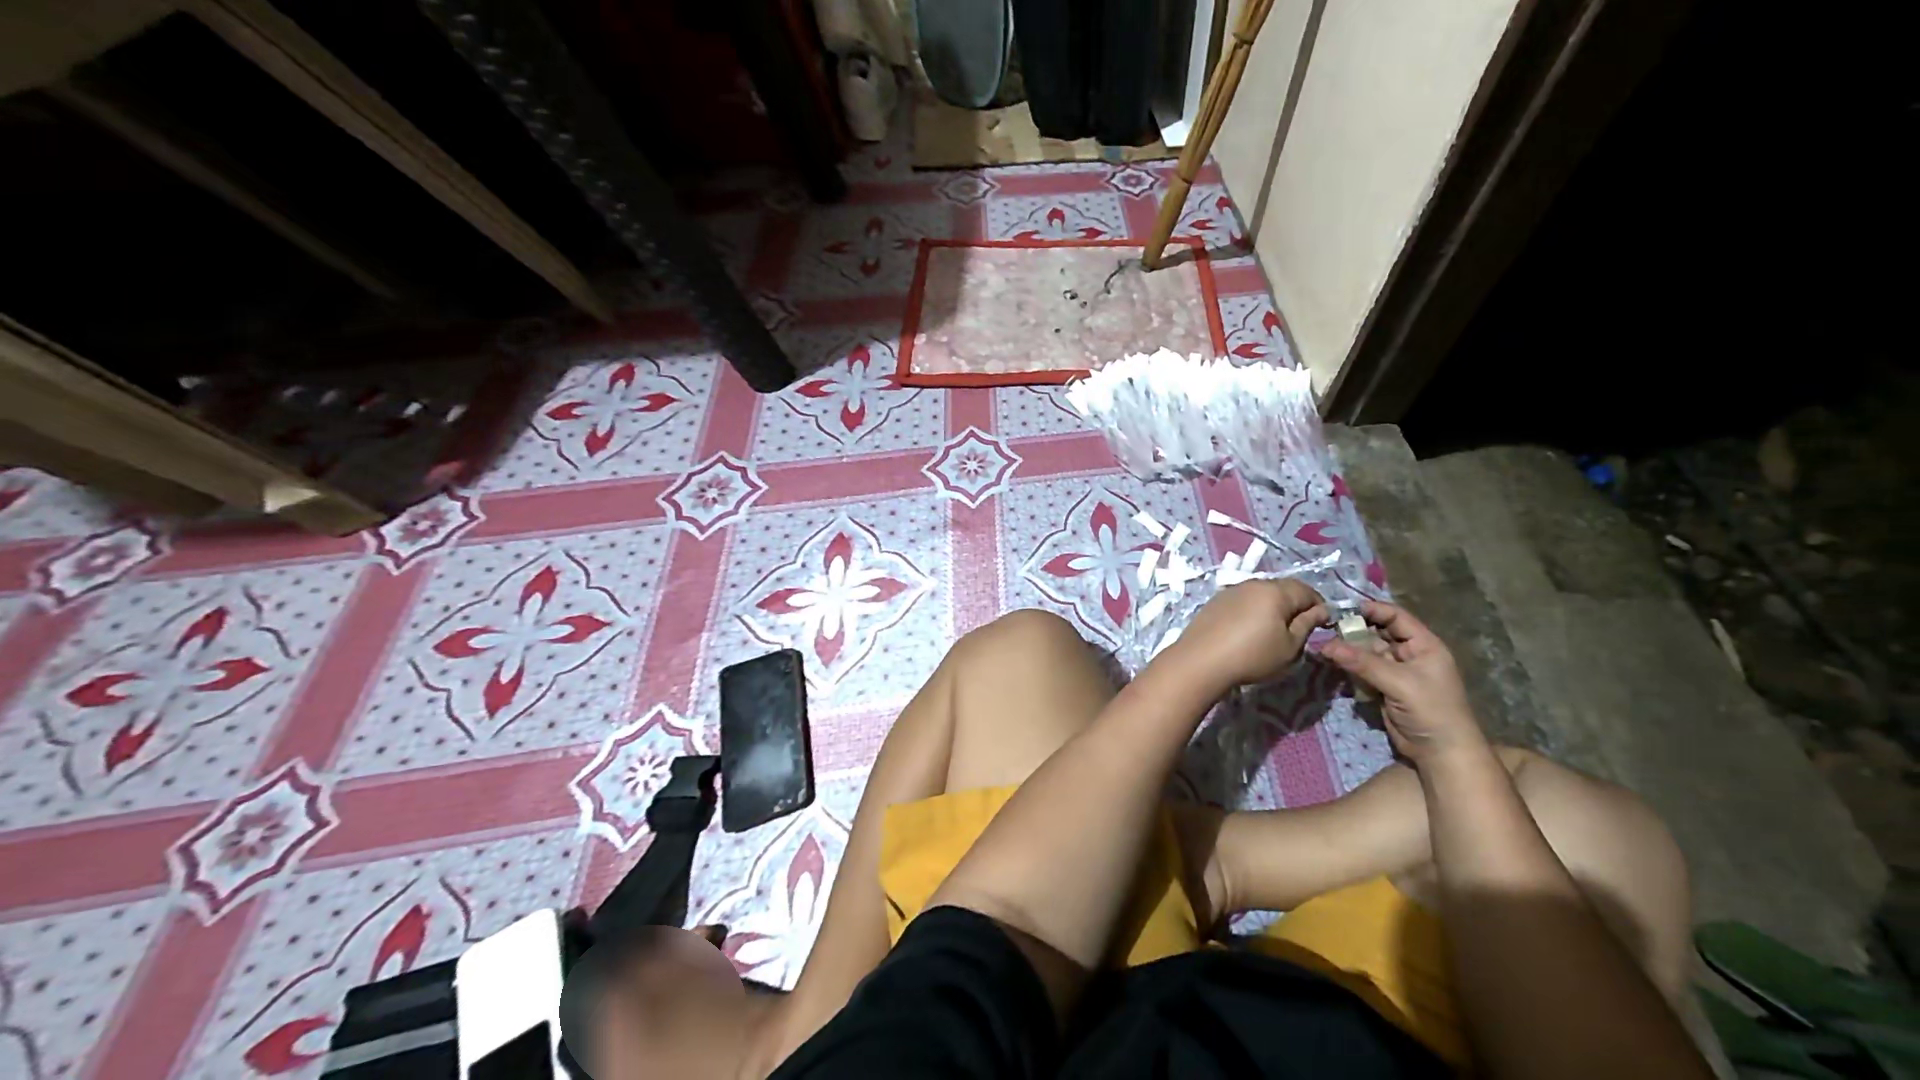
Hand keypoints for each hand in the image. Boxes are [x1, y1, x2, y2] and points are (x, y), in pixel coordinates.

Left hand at [1166, 579, 1326, 691]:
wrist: (1200, 661)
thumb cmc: (1252, 656)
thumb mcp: (1289, 646)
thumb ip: (1307, 624)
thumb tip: (1320, 610)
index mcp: (1275, 591)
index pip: (1306, 590)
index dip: (1318, 606)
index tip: (1322, 624)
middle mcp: (1253, 584)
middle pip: (1282, 589)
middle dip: (1295, 605)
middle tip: (1298, 629)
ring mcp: (1231, 591)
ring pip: (1261, 594)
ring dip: (1272, 607)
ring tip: (1273, 631)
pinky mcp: (1215, 601)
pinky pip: (1243, 601)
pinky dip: (1252, 611)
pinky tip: (1248, 630)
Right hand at [1318, 600, 1485, 763]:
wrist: (1442, 752)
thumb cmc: (1431, 711)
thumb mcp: (1399, 683)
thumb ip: (1363, 663)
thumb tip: (1326, 646)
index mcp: (1424, 646)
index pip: (1396, 618)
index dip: (1373, 610)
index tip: (1343, 609)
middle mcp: (1409, 655)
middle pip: (1377, 634)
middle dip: (1353, 633)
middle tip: (1326, 631)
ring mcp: (1396, 673)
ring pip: (1366, 654)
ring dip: (1347, 653)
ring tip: (1324, 651)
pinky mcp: (1384, 689)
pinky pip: (1362, 672)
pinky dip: (1349, 670)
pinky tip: (1332, 667)